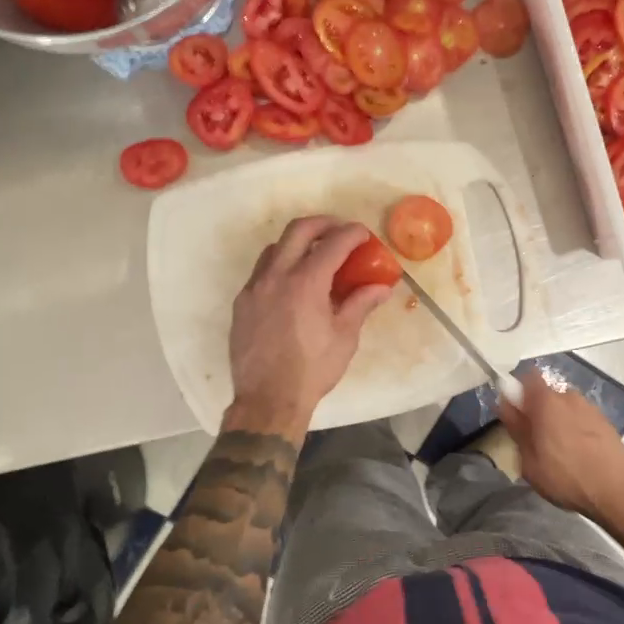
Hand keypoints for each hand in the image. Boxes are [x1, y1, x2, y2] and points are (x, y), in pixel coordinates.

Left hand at [227, 216, 394, 429]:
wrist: (268, 399)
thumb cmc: (312, 370)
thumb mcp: (344, 337)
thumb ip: (360, 304)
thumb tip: (381, 287)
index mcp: (306, 283)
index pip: (332, 243)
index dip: (352, 233)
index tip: (364, 234)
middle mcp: (276, 276)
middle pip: (298, 231)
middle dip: (323, 224)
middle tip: (340, 231)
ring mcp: (254, 288)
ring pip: (275, 249)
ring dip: (298, 244)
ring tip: (316, 256)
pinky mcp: (242, 303)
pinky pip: (262, 272)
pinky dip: (281, 266)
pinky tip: (294, 285)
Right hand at [498, 371, 623, 520]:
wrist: (617, 490)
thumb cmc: (565, 477)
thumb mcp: (529, 461)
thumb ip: (516, 428)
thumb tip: (506, 404)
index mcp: (547, 402)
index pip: (528, 378)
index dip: (519, 392)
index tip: (516, 415)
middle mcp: (569, 397)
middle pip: (547, 395)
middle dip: (539, 412)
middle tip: (536, 441)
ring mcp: (590, 408)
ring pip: (565, 408)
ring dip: (558, 422)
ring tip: (560, 451)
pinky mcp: (605, 421)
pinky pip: (581, 418)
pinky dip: (576, 429)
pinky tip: (579, 454)